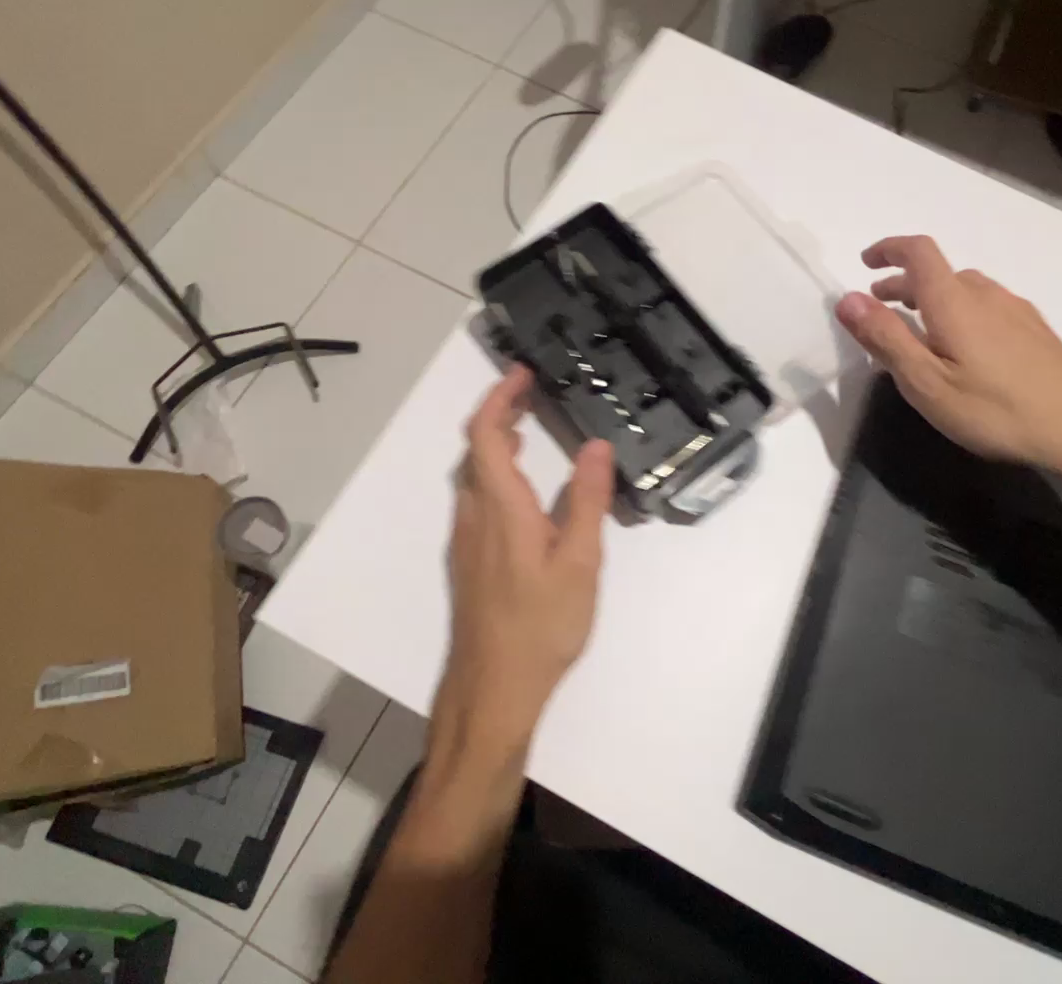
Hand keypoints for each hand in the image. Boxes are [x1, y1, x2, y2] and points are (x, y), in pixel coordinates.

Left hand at [438, 365, 614, 761]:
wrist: (492, 686)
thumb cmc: (540, 626)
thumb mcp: (579, 563)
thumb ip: (585, 502)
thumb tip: (595, 446)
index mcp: (501, 509)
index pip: (487, 435)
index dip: (499, 397)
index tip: (523, 374)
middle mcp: (474, 516)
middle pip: (475, 450)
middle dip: (499, 414)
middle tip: (533, 396)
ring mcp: (466, 540)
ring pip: (473, 477)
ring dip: (497, 446)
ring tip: (531, 433)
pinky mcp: (469, 562)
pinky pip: (477, 501)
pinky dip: (496, 476)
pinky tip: (524, 494)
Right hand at [834, 235, 1061, 508]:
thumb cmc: (994, 408)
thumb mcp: (925, 382)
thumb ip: (885, 338)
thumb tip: (847, 299)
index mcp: (953, 301)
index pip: (918, 251)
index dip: (889, 249)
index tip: (865, 263)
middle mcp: (985, 295)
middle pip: (939, 272)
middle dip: (902, 283)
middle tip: (879, 308)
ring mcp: (1015, 311)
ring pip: (964, 290)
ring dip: (932, 299)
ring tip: (916, 331)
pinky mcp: (1034, 331)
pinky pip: (986, 307)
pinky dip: (959, 313)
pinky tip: (962, 349)